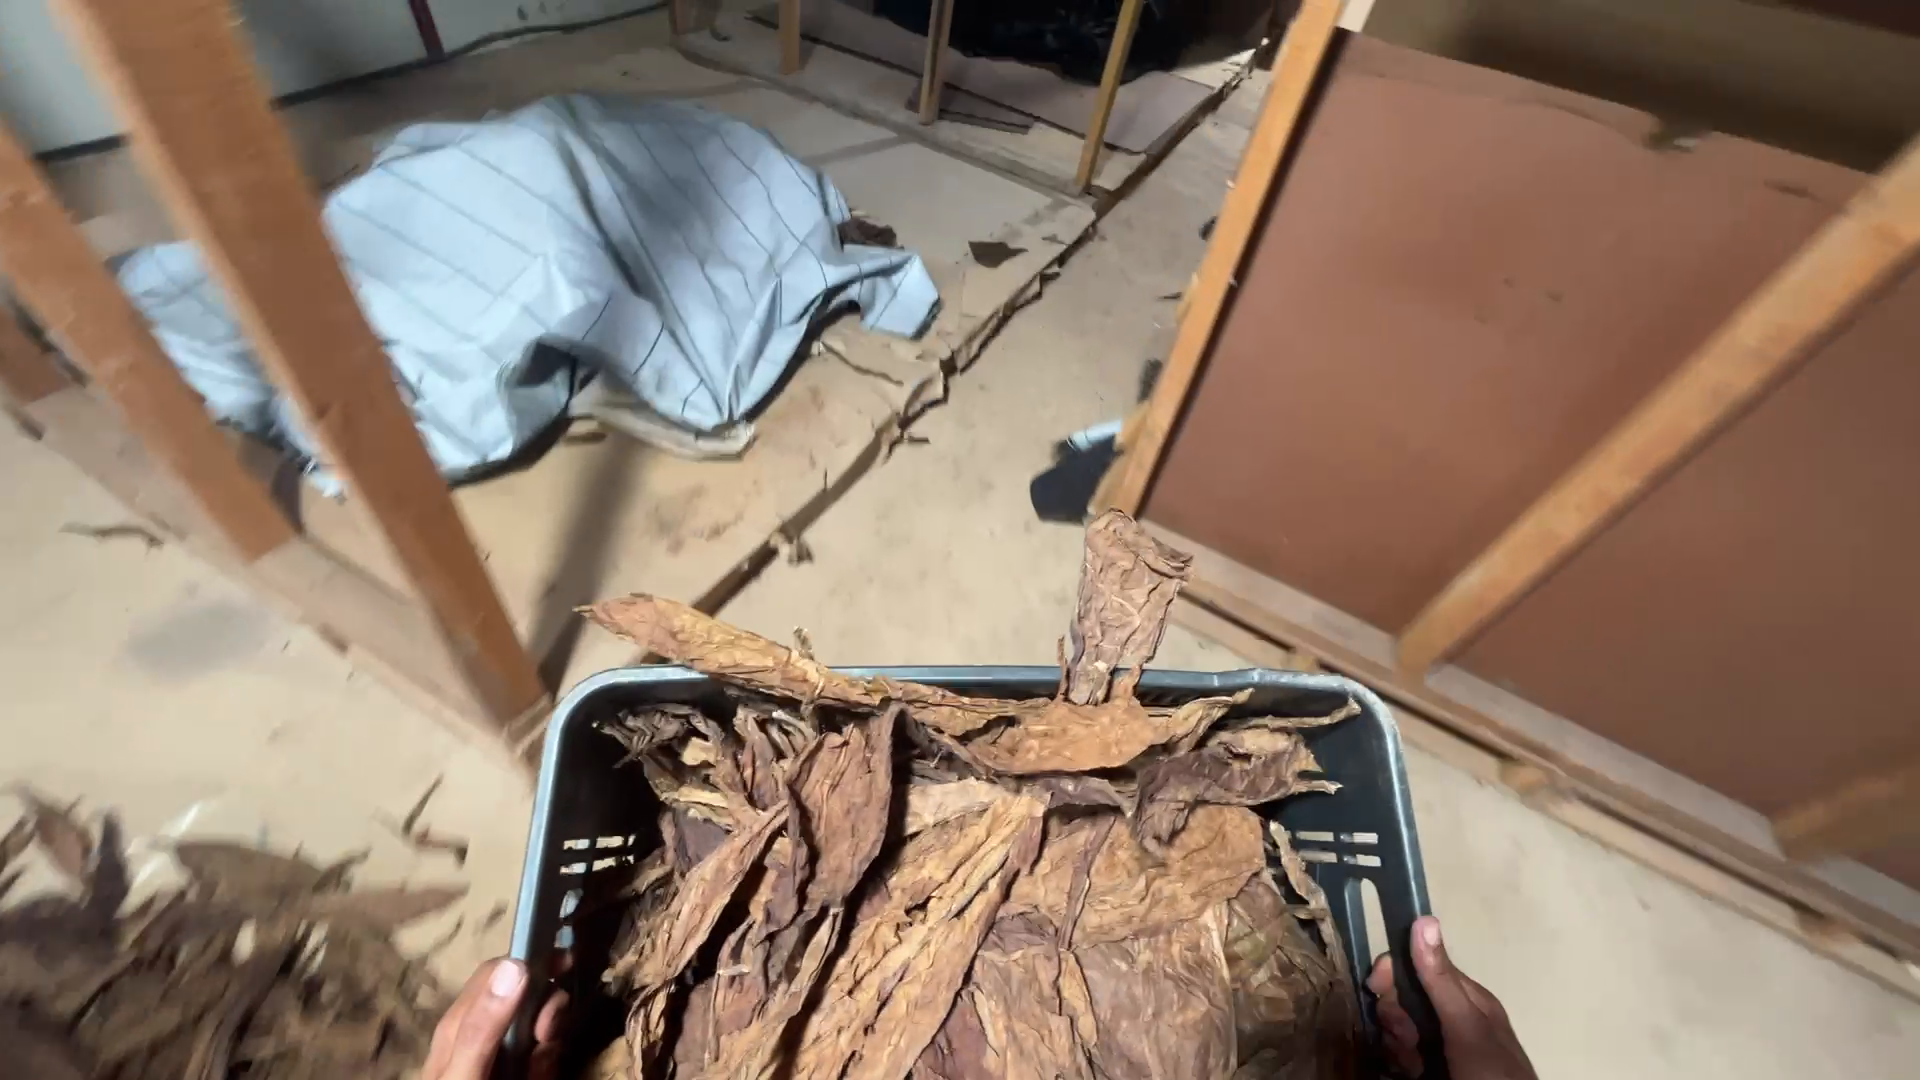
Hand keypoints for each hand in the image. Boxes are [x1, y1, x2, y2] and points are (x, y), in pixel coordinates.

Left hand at [425, 958, 567, 1079]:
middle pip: (529, 990)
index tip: (563, 972)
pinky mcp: (518, 1069)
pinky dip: (548, 1064)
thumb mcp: (463, 1077)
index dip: (534, 963)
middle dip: (549, 1006)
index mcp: (461, 1022)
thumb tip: (516, 965)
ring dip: (552, 1037)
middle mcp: (481, 1029)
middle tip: (551, 1031)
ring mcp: (500, 1051)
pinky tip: (540, 1076)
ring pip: (542, 1020)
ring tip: (540, 1068)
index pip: (501, 968)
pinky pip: (545, 1054)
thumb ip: (483, 1027)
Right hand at [1366, 916, 1536, 1079]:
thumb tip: (1424, 918)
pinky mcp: (1430, 1068)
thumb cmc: (1492, 1077)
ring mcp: (1441, 1045)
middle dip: (1393, 1014)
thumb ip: (1440, 979)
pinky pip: (1398, 1052)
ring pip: (1395, 1025)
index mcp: (1465, 998)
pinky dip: (1397, 1060)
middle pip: (1400, 996)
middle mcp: (1451, 1017)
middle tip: (1407, 1039)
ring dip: (1394, 1042)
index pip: (1414, 964)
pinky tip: (1410, 1071)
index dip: (1389, 972)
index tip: (1375, 988)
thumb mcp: (1467, 1027)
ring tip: (1412, 1065)